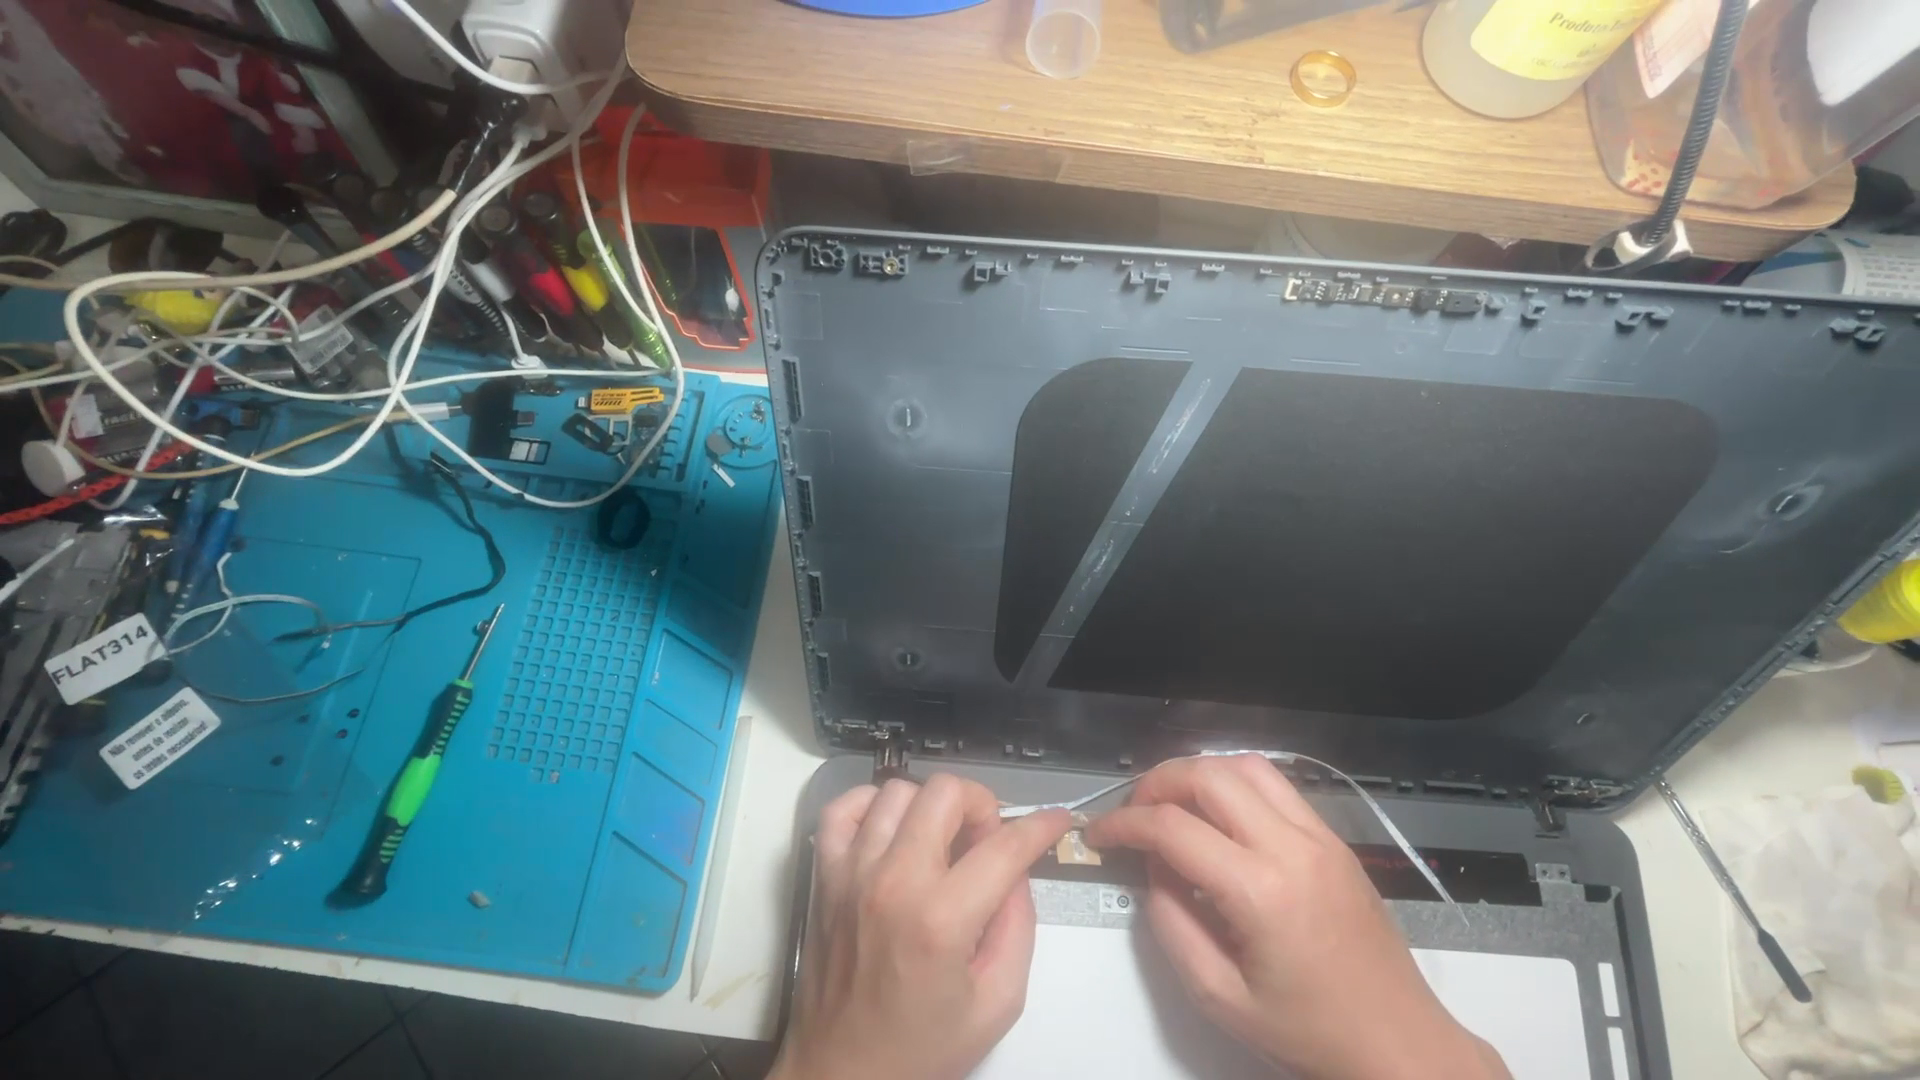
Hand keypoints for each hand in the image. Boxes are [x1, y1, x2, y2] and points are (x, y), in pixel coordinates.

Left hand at [772, 775, 1071, 1079]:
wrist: (840, 1073)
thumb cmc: (920, 1047)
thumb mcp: (996, 1004)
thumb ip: (1018, 927)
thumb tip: (1016, 871)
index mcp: (941, 919)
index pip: (1003, 846)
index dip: (1040, 827)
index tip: (1054, 820)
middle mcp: (893, 881)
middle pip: (945, 792)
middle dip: (980, 807)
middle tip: (984, 843)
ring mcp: (851, 872)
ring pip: (898, 790)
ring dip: (930, 807)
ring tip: (939, 842)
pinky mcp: (822, 874)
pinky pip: (843, 808)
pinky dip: (872, 807)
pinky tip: (892, 832)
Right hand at [1086, 754, 1510, 1079]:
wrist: (1400, 1045)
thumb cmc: (1306, 1030)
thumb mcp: (1218, 996)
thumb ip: (1171, 923)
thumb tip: (1154, 866)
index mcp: (1261, 892)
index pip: (1173, 827)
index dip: (1123, 823)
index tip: (1097, 834)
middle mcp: (1292, 846)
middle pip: (1209, 775)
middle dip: (1157, 782)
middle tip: (1132, 812)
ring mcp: (1320, 835)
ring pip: (1245, 764)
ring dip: (1197, 773)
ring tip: (1172, 804)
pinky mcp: (1335, 838)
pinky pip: (1276, 784)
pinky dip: (1233, 782)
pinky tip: (1217, 814)